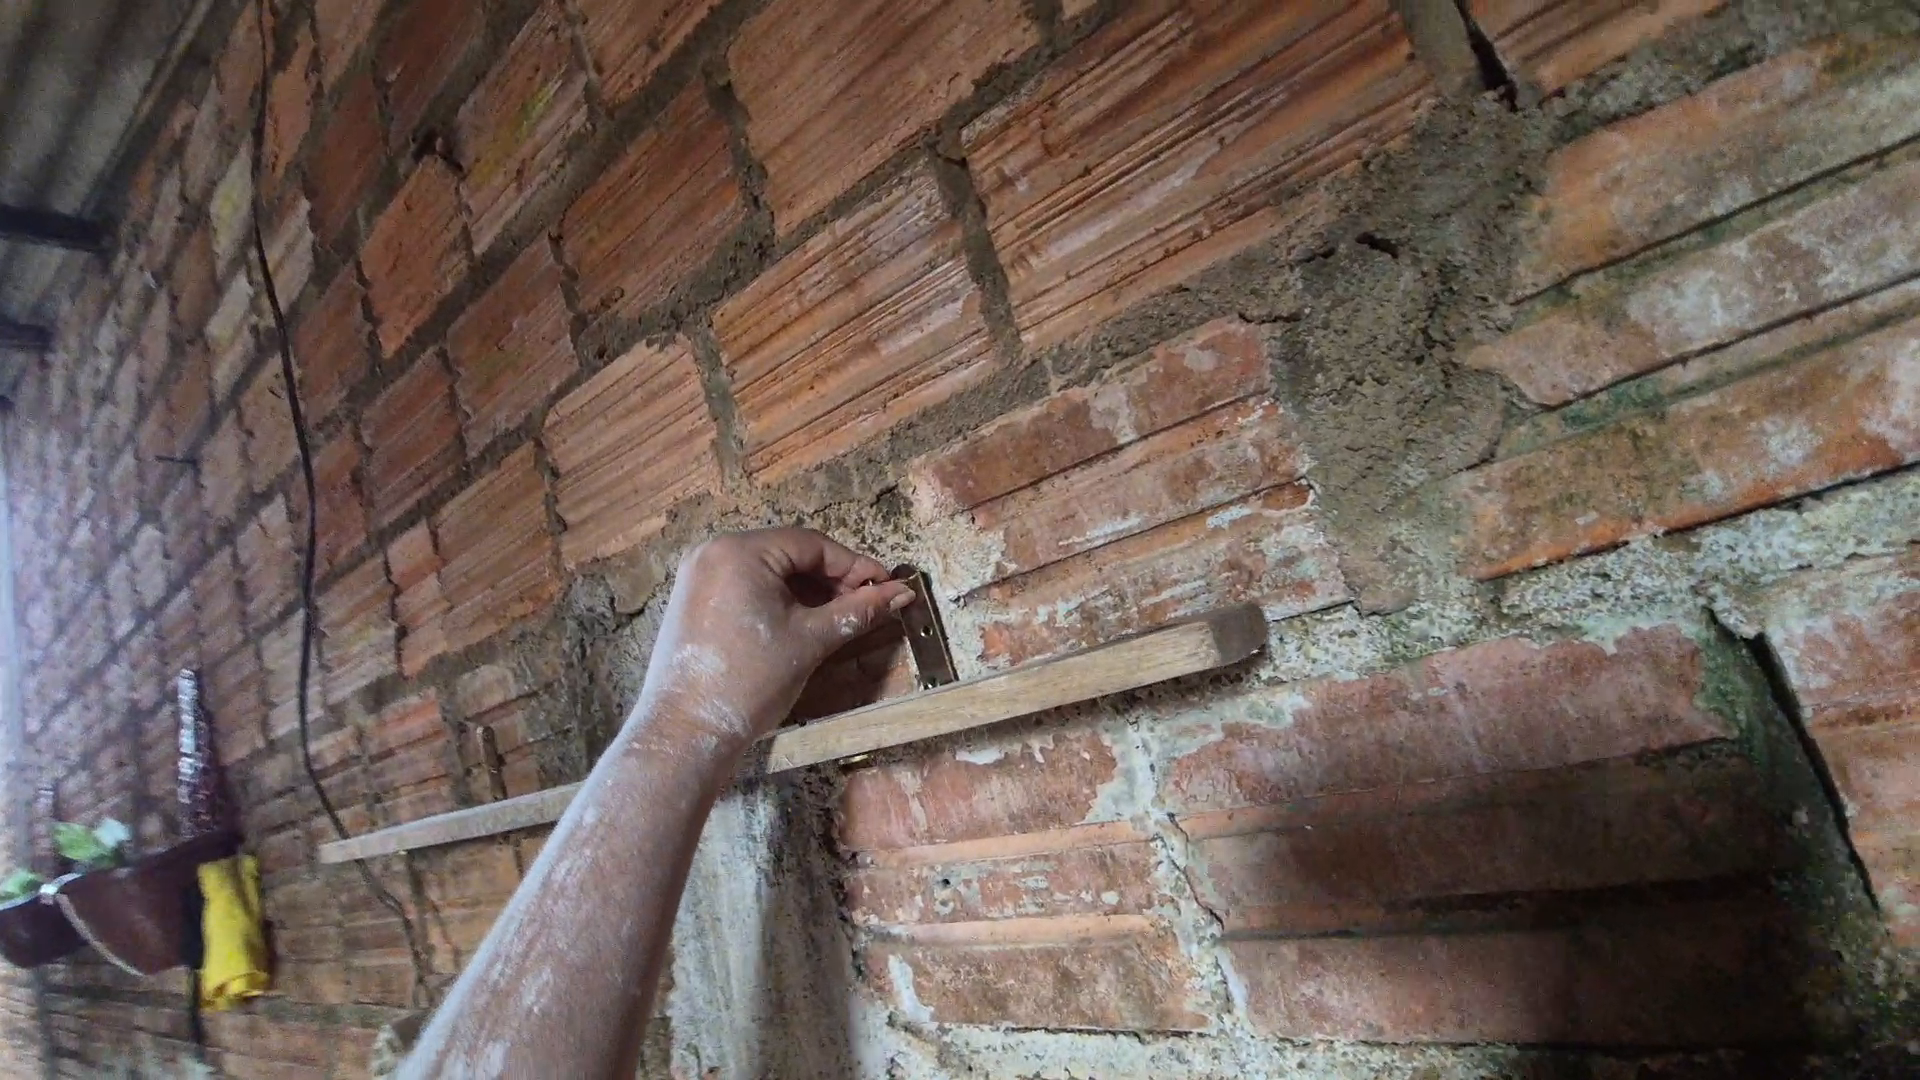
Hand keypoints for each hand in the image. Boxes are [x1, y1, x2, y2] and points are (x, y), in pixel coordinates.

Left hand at [634, 528, 914, 746]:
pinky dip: (780, 598)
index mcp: (740, 551)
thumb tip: (903, 593)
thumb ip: (858, 610)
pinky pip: (748, 584)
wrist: (687, 731)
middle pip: (791, 553)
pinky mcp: (696, 597)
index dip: (854, 566)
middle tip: (865, 604)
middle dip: (832, 578)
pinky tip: (804, 621)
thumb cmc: (751, 679)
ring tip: (839, 616)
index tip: (886, 586)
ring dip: (809, 589)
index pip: (812, 544)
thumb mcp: (811, 640)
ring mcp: (700, 574)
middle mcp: (715, 551)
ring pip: (771, 569)